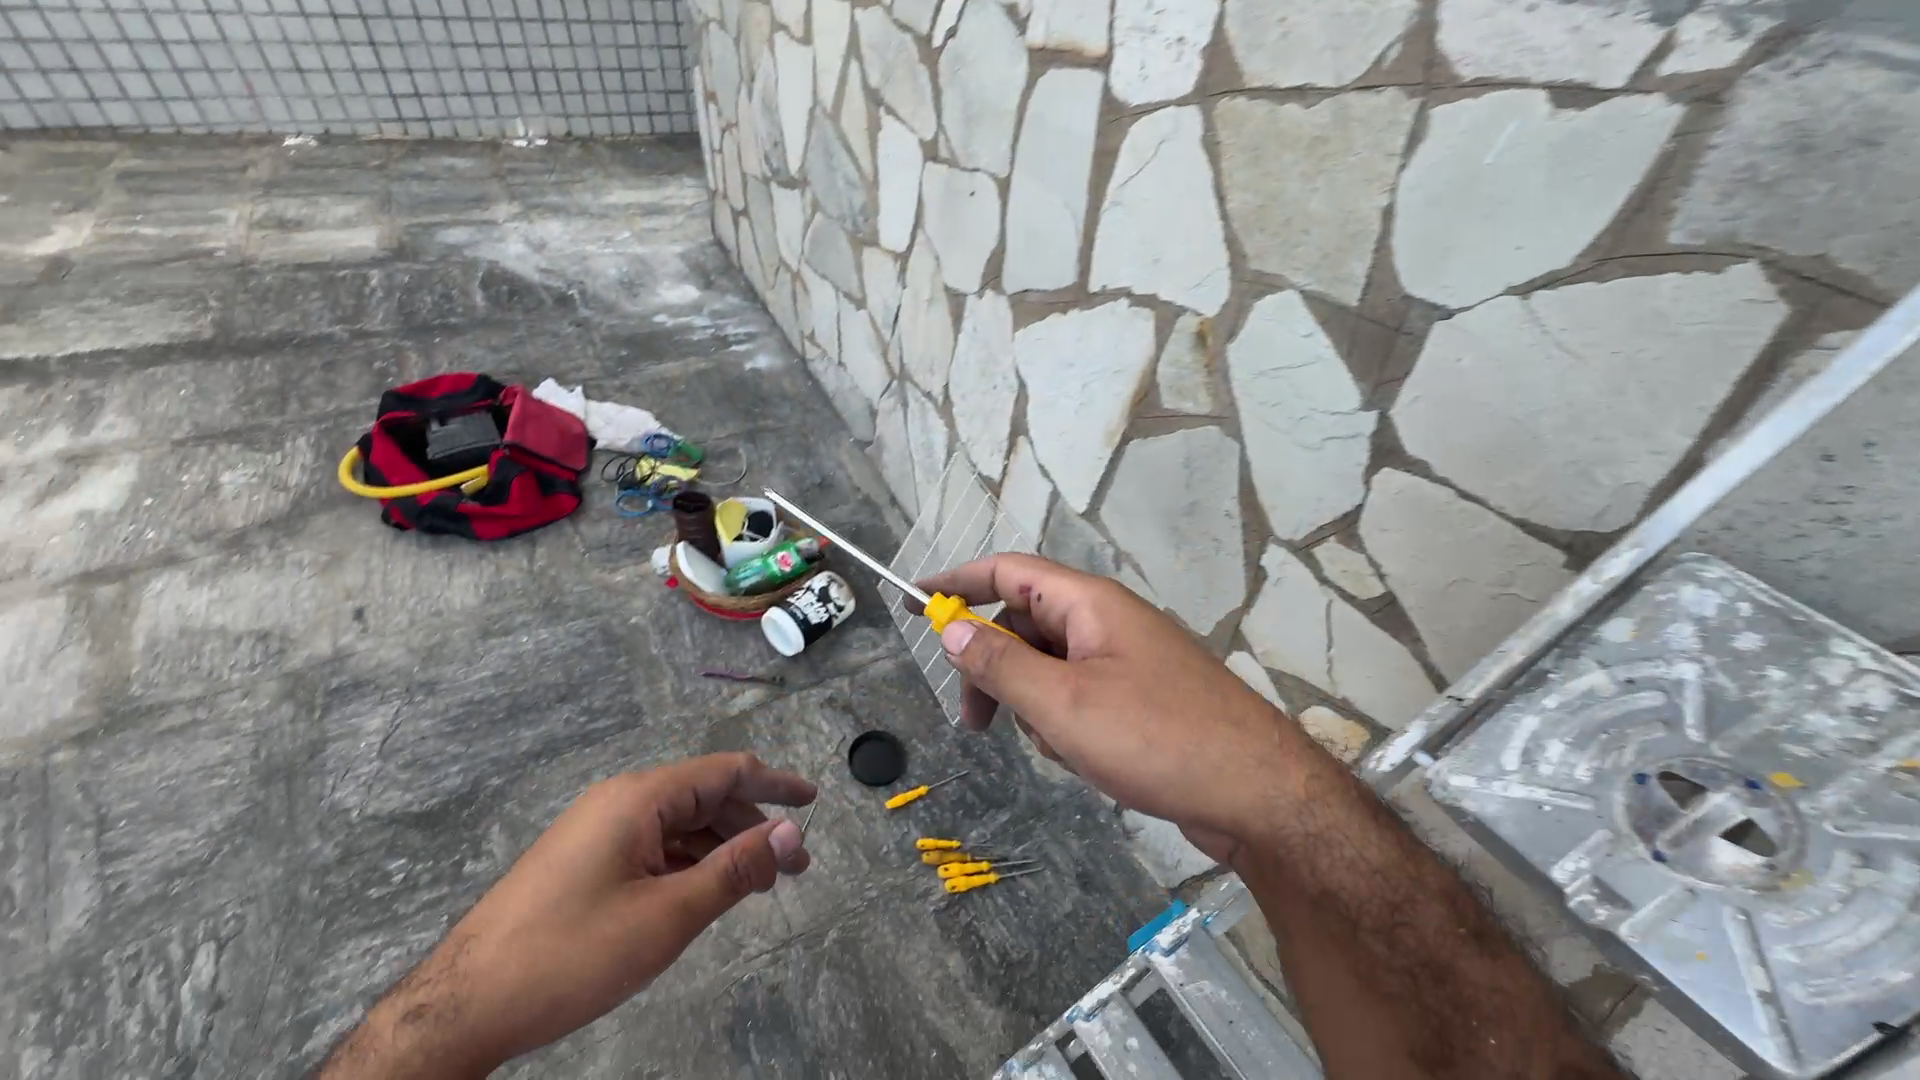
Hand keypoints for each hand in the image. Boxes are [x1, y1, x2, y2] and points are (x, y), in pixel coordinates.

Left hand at [319, 753, 814, 1077]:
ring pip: (680, 823)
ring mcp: (598, 829)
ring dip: (723, 847)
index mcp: (640, 798)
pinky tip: (704, 891)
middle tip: (794, 867)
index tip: (814, 800)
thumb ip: (736, 868)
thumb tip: (793, 832)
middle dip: (754, 825)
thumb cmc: (571, 955)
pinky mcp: (584, 858)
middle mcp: (620, 801)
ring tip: (758, 884)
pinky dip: (689, 862)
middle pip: (705, 796)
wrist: (463, 1006)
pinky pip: (653, 845)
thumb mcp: (667, 916)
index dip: (776, 783)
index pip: (726, 772)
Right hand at [921, 555, 1324, 862]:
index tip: (914, 600)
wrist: (1257, 794)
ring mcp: (1127, 660)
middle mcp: (1106, 622)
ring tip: (1058, 748)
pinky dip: (1066, 722)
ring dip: (1034, 705)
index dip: (957, 581)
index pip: (1007, 572)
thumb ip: (1000, 663)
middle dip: (993, 668)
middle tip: (973, 721)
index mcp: (1088, 604)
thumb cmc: (1155, 738)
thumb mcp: (1062, 704)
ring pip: (1049, 667)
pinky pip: (1079, 695)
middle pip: (1024, 625)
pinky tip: (1085, 759)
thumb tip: (950, 628)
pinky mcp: (1140, 698)